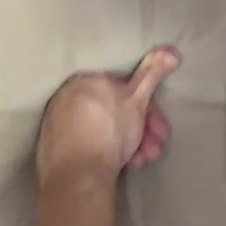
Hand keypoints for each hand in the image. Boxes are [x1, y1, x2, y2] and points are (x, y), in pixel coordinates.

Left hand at [36, 46, 180, 186]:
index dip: (148, 110)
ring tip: (140, 161)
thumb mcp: (137, 99)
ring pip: (104, 130)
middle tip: (154, 149)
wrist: (78, 175)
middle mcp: (68, 96)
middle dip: (142, 131)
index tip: (160, 129)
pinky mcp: (53, 146)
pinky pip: (89, 143)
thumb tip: (171, 50)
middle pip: (115, 111)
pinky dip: (108, 152)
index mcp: (87, 80)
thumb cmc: (110, 132)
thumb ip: (152, 73)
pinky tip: (122, 166)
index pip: (124, 89)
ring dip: (130, 145)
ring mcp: (58, 122)